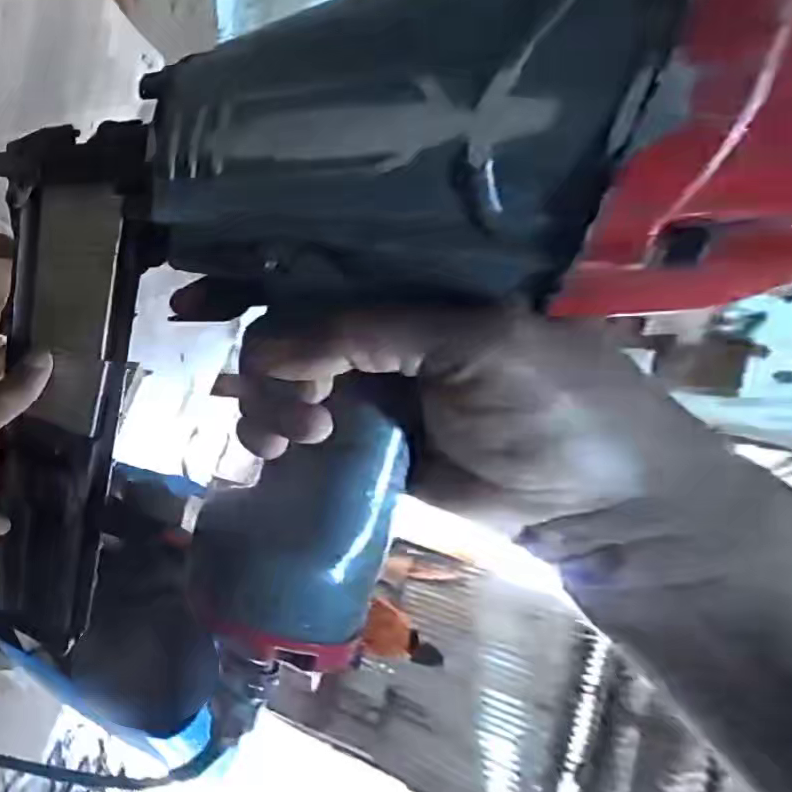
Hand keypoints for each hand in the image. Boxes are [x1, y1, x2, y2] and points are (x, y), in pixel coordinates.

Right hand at [175, 293, 728, 527]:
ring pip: (270, 385)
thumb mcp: (477, 345)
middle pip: (276, 338)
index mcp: (399, 300)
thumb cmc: (559, 410)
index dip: (243, 285)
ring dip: (262, 409)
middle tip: (302, 414)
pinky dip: (264, 437)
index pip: (307, 280)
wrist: (604, 512)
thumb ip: (367, 333)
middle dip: (266, 372)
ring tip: (292, 443)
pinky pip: (283, 429)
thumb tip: (266, 352)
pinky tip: (275, 455)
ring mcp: (353, 392)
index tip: (187, 306)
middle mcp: (366, 340)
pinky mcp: (345, 442)